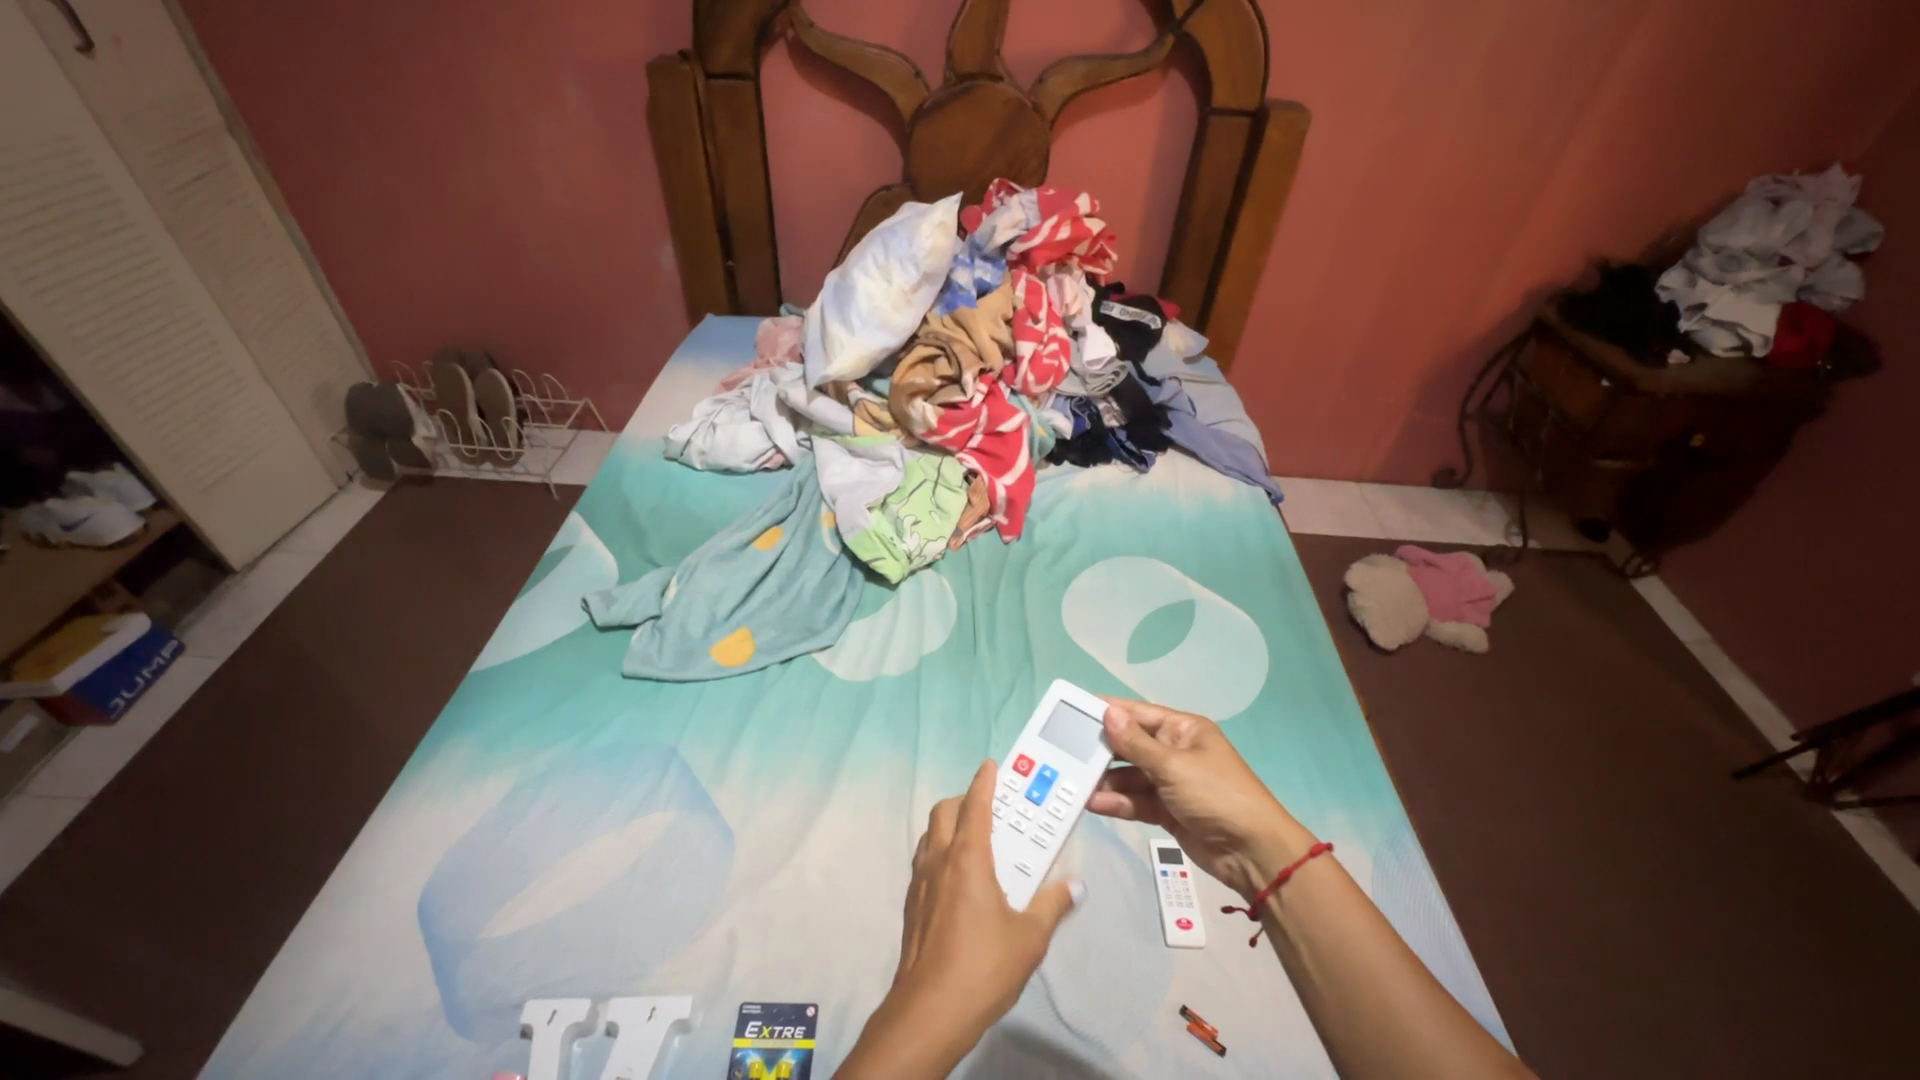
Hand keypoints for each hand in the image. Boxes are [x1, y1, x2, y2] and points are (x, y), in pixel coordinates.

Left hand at [837, 761, 1081, 1077]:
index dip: (984, 782)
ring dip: (949, 827)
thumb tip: (1075, 885)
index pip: (975, 805)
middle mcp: (939, 862)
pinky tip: (960, 882)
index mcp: (967, 859)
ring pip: (930, 836)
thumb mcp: (1030, 937)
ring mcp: (919, 884)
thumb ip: (1053, 905)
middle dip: (964, 801)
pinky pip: (925, 863)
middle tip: (990, 807)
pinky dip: (941, 855)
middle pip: (944, 812)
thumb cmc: (983, 966)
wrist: (929, 1011)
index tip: (990, 765)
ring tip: (977, 841)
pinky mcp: (912, 907)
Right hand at [1088, 698, 1316, 899]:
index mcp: (1183, 730)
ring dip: (1106, 782)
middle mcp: (1175, 752)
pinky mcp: (1167, 810)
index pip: (1139, 715)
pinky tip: (1094, 804)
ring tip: (1075, 785)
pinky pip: (1136, 801)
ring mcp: (1171, 783)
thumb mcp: (1174, 766)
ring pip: (1130, 776)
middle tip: (1066, 752)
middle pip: (1131, 746)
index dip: (1108, 712)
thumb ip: (1136, 744)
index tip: (1074, 710)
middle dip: (1102, 751)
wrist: (1252, 851)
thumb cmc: (1217, 795)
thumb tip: (1108, 714)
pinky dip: (1117, 802)